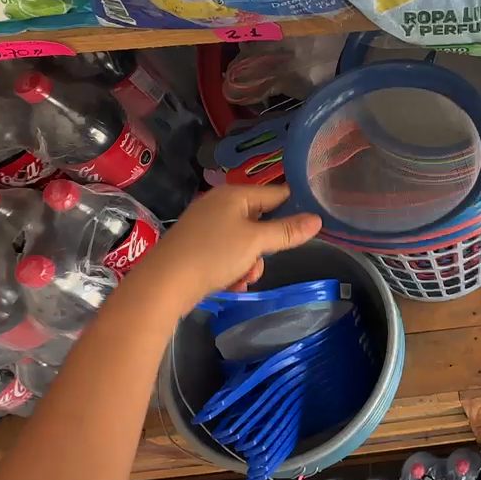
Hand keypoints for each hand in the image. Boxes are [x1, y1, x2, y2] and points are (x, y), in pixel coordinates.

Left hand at [117, 186, 320, 316]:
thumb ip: (288, 231)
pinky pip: (225, 253)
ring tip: (242, 280)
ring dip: (249, 262)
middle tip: (263, 262)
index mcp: (234, 195)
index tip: (309, 226)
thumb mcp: (256, 242)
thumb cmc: (213, 254)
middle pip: (260, 221)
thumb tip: (318, 219)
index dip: (295, 208)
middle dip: (266, 246)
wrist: (162, 285)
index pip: (276, 194)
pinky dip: (232, 269)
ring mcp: (204, 225)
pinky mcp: (194, 246)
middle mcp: (219, 204)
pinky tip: (230, 285)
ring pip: (244, 241)